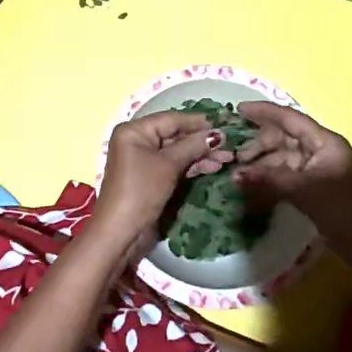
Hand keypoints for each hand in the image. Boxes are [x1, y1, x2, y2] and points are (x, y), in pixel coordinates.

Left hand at [96, 111, 234, 249]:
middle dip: (202, 141)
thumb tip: (218, 133)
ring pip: (177, 151)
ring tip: (227, 159)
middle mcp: (137, 141)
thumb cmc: (141, 191)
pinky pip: (174, 165)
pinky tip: (213, 167)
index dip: (198, 122)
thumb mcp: (168, 165)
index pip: (171, 119)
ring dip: (201, 154)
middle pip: (175, 134)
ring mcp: (144, 160)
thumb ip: (193, 146)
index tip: (224, 123)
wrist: (121, 232)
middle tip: (230, 145)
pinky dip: (192, 166)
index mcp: (134, 131)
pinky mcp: (152, 177)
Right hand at [231, 102, 351, 257]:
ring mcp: (316, 170)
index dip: (264, 112)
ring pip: (282, 158)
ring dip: (261, 164)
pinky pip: (285, 175)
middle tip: (234, 155)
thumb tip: (235, 175)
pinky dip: (269, 179)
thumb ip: (269, 180)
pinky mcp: (313, 188)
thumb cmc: (343, 210)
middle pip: (284, 138)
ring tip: (238, 174)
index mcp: (324, 142)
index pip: (290, 118)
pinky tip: (251, 186)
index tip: (238, 109)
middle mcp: (320, 151)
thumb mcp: (304, 190)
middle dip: (259, 144)